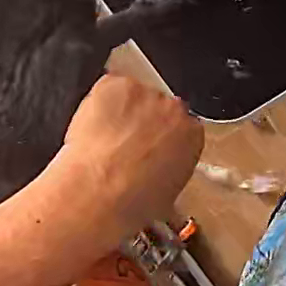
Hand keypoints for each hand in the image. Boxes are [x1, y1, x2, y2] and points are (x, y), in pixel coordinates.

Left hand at [49, 74, 203, 236]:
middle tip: (124, 145)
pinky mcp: (115, 86)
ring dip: (120, 112)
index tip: (150, 146)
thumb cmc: (133, 199)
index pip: (182, 126)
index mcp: (191, 135)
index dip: (162, 136)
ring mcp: (144, 95)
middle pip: (158, 107)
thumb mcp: (168, 195)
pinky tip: (93, 127)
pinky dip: (98, 103)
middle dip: (143, 122)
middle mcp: (173, 110)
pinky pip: (107, 89)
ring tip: (104, 140)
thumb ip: (171, 170)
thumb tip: (159, 177)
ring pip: (131, 96)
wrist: (102, 191)